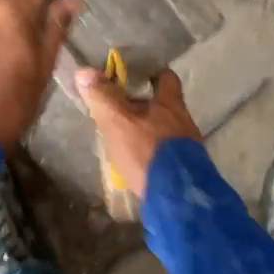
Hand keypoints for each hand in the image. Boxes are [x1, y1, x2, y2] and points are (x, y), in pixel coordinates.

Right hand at [76, 67, 202, 196]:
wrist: (179, 202)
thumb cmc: (148, 152)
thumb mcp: (118, 122)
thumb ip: (102, 96)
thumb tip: (84, 71)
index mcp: (171, 104)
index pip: (166, 77)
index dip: (152, 73)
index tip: (136, 74)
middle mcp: (184, 121)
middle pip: (165, 105)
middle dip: (146, 106)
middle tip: (122, 108)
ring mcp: (189, 148)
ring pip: (166, 131)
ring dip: (149, 131)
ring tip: (127, 138)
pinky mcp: (188, 172)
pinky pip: (168, 154)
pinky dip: (155, 153)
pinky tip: (140, 162)